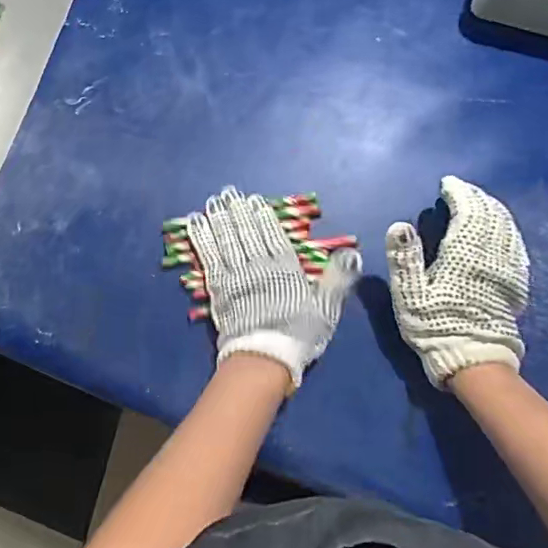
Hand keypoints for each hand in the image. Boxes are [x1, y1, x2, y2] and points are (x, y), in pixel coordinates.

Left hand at [186, 187, 361, 391]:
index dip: (262, 217)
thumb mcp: (326, 308)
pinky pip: (208, 255)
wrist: (264, 355)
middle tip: (228, 192)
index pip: (272, 235)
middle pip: (246, 233)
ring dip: (218, 219)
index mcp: (285, 269)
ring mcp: (235, 274)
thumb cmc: (298, 334)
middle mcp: (258, 265)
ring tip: (212, 201)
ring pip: (226, 239)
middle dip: (237, 211)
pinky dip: (202, 237)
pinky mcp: (217, 286)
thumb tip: (352, 252)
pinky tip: (196, 223)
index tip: (253, 200)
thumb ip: (337, 278)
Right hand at [385, 176, 529, 387]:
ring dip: (494, 212)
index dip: (459, 195)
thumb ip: (405, 258)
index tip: (448, 184)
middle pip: (491, 218)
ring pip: (507, 230)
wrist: (473, 358)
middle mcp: (490, 258)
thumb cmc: (434, 325)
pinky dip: (506, 231)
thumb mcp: (409, 293)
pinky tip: (500, 231)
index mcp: (463, 257)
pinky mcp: (514, 284)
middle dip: (478, 199)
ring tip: (480, 202)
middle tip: (463, 189)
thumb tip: (400, 225)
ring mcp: (507, 271)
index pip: (468, 215)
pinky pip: (515, 247)